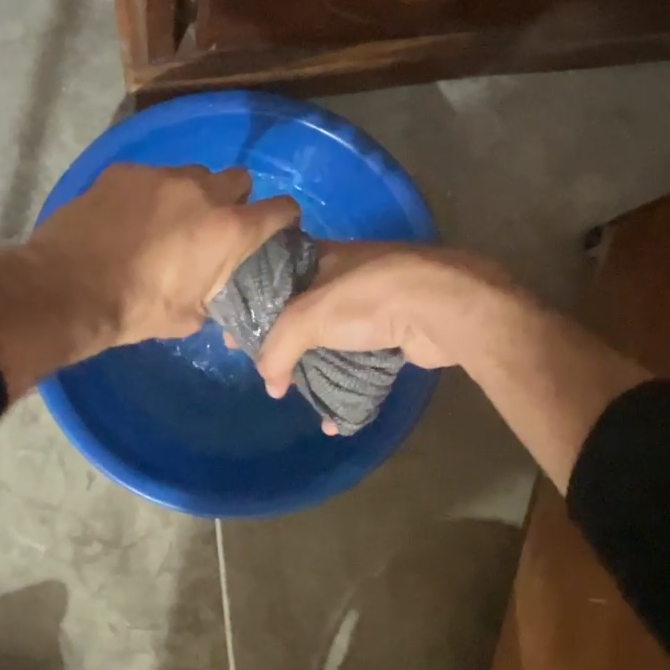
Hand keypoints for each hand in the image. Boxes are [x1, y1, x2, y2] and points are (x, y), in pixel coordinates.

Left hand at [28, 162, 300, 345]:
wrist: (67, 290)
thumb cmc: (135, 310)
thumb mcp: (189, 317)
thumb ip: (216, 294)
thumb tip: (216, 291)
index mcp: (229, 231)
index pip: (281, 208)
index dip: (283, 218)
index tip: (275, 228)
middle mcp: (203, 192)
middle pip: (239, 180)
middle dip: (234, 200)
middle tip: (213, 225)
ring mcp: (162, 176)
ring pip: (195, 174)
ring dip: (192, 194)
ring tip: (169, 220)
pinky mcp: (125, 171)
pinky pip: (152, 176)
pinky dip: (151, 193)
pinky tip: (130, 217)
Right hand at [252, 242, 514, 398]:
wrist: (439, 308)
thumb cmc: (367, 297)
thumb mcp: (308, 315)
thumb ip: (278, 348)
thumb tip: (270, 384)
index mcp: (317, 257)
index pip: (270, 277)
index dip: (248, 303)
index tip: (231, 332)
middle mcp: (339, 277)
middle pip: (296, 311)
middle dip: (275, 341)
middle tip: (256, 367)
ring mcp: (366, 307)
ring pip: (325, 339)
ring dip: (309, 367)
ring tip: (289, 392)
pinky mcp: (388, 335)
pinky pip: (354, 362)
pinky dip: (341, 384)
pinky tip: (331, 412)